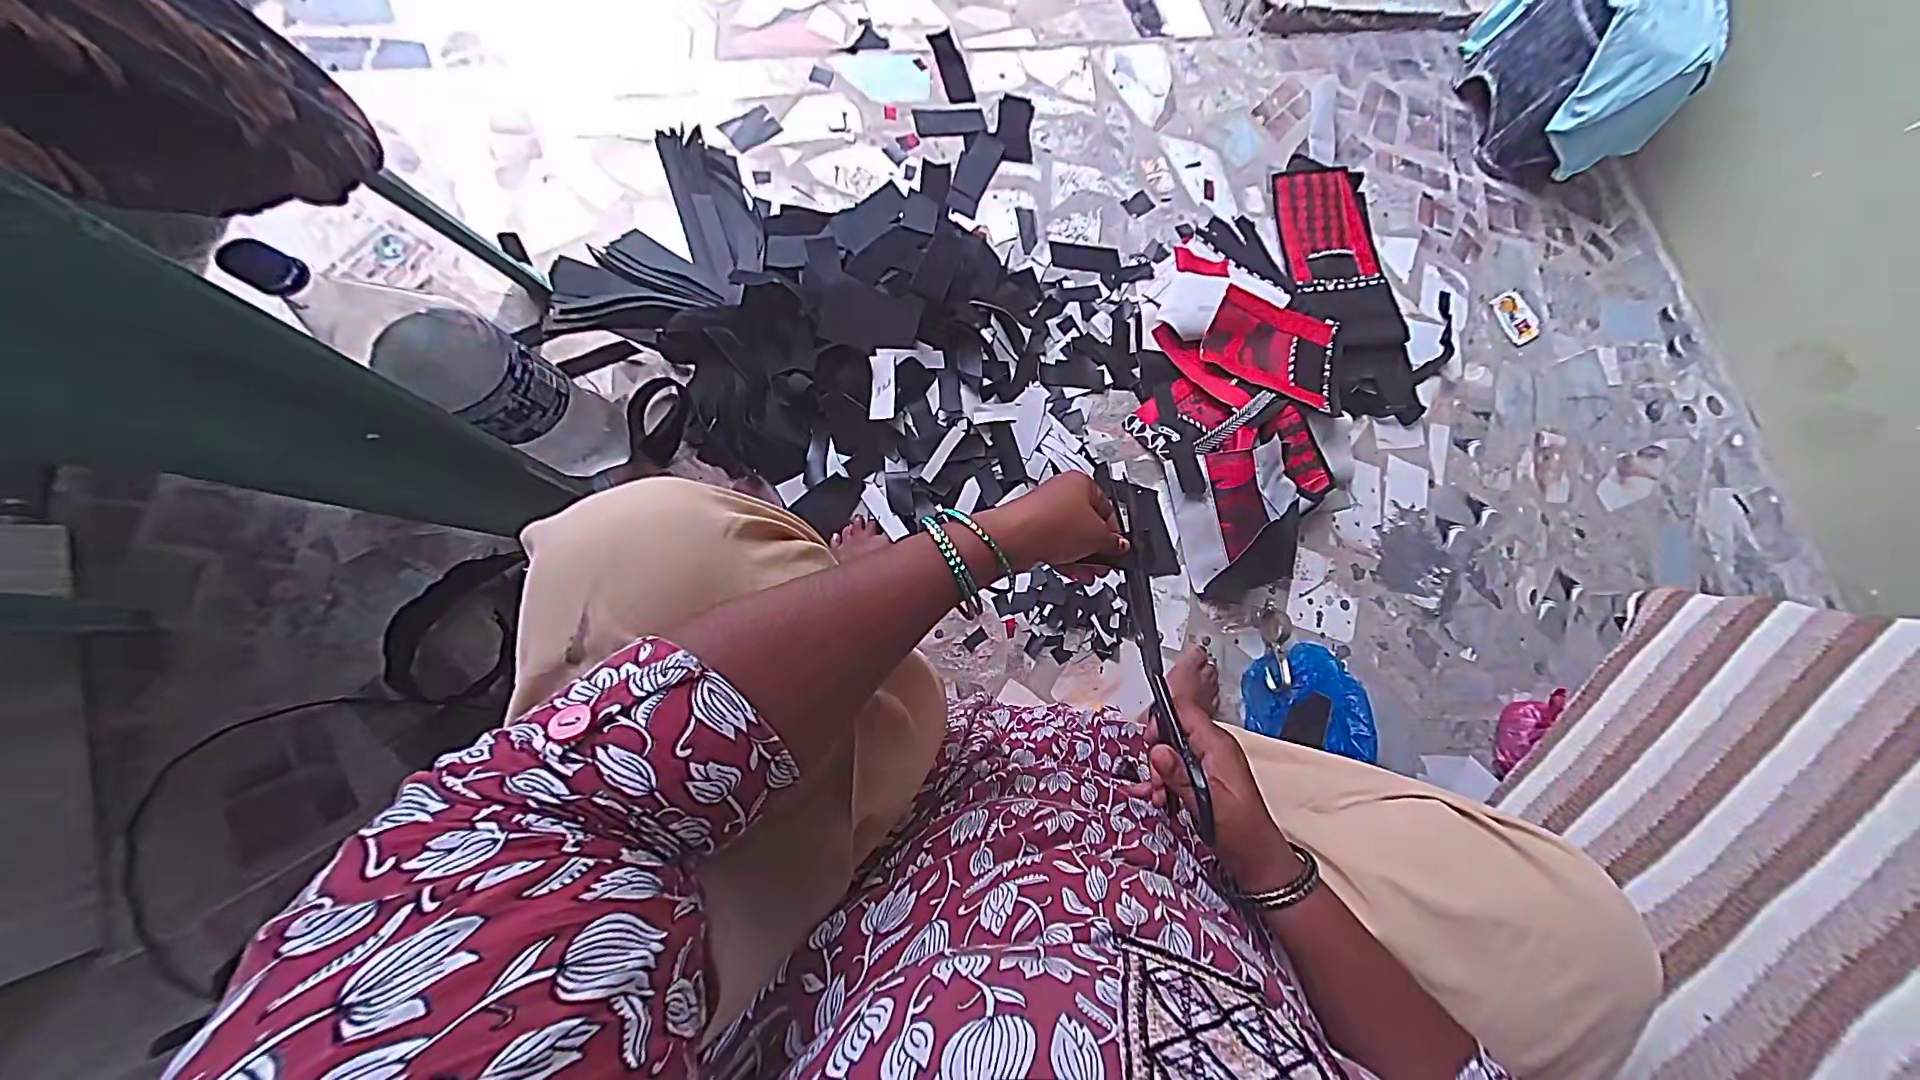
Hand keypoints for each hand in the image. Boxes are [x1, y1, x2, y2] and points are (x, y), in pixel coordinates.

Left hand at [976, 472, 1126, 573]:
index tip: (1118, 549)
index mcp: (1081, 482)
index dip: (1114, 532)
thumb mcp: (1097, 537)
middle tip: (1104, 563)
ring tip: (1089, 571)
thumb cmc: (1049, 524)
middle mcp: (1061, 492)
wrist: (1013, 538)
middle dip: (1097, 548)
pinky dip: (1065, 557)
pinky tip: (1072, 570)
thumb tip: (1119, 546)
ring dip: (1082, 556)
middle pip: (1088, 523)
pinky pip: (1055, 543)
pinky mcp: (1032, 529)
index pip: (1108, 508)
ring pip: (1071, 536)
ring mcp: (1045, 511)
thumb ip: (1113, 543)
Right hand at [1128, 645, 1305, 891]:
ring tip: (1160, 794)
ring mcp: (1208, 761)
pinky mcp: (1203, 775)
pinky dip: (1164, 780)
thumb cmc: (1243, 835)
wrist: (1259, 863)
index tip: (1149, 739)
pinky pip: (1175, 766)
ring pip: (1169, 749)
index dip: (1160, 719)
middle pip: (1171, 729)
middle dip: (1155, 751)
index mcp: (1217, 745)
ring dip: (1158, 771)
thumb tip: (1159, 749)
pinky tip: (1163, 798)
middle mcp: (1212, 747)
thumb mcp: (1207, 804)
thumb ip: (1180, 775)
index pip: (1183, 709)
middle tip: (1155, 778)